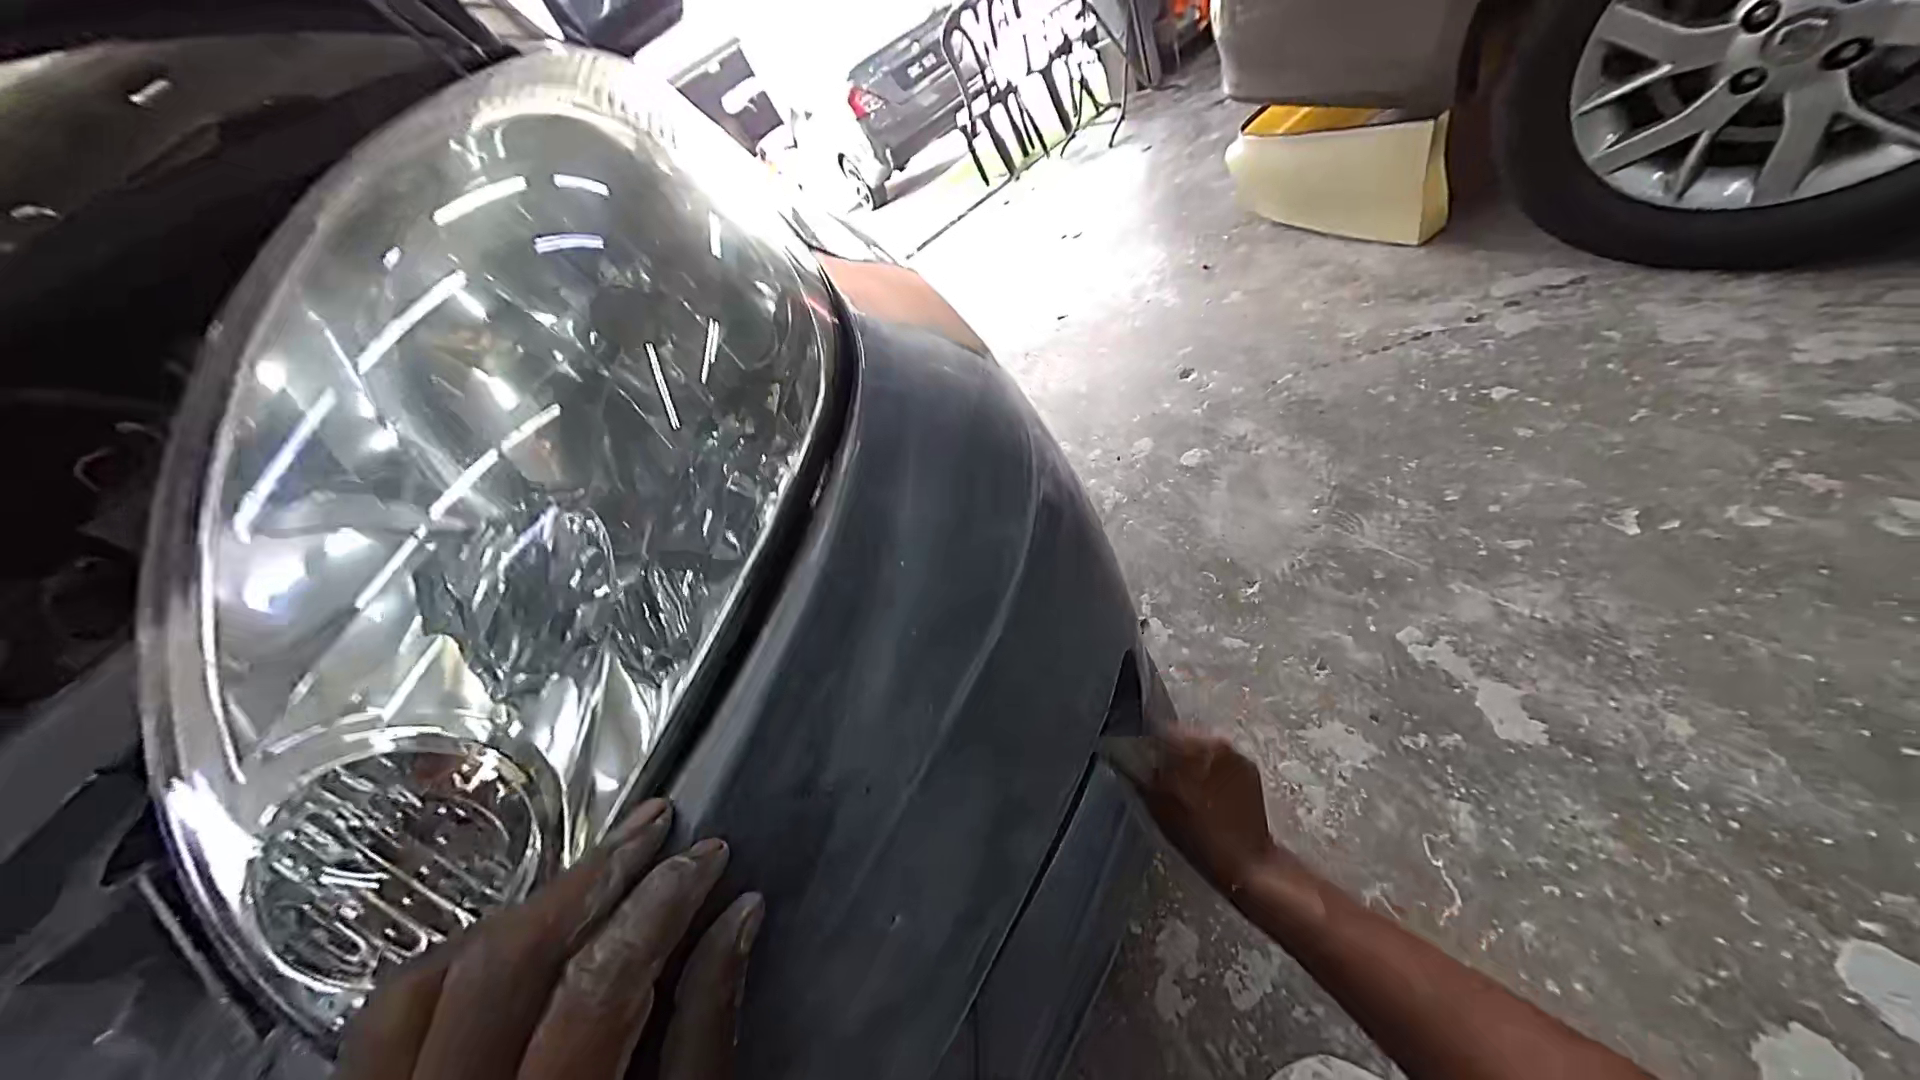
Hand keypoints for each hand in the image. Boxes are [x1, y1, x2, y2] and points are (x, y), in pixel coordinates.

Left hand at [336, 799, 762, 1079]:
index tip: (704, 855)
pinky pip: (389, 1017)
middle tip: (651, 830)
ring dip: (523, 908)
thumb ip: (706, 1028)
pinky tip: (525, 932)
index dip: (658, 904)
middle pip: (499, 969)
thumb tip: (739, 915)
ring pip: (420, 984)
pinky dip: (463, 954)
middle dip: (591, 878)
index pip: (597, 990)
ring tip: (595, 871)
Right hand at [1101, 727, 1282, 892]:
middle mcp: (1216, 741)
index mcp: (1190, 744)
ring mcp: (1236, 754)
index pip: (1158, 727)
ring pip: (1202, 747)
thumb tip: (1125, 753)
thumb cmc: (1198, 835)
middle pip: (1182, 734)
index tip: (1141, 758)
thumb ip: (1139, 770)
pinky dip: (1211, 771)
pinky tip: (1206, 795)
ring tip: (1186, 789)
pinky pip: (1221, 760)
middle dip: (1170, 752)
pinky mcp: (1250, 769)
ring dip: (1191, 760)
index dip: (1145, 743)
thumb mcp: (1155, 802)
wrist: (1245, 861)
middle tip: (1163, 777)